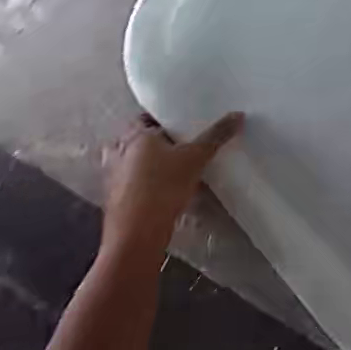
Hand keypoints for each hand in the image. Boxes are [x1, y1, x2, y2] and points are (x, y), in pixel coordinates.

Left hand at [101, 112, 244, 260]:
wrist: (137, 235)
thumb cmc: (163, 186)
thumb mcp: (196, 157)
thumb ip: (216, 135)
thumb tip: (238, 115)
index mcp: (135, 137)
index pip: (144, 117)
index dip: (161, 117)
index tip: (180, 119)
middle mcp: (118, 154)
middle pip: (135, 140)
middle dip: (154, 140)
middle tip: (178, 141)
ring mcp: (112, 179)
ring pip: (131, 162)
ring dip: (146, 162)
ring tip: (172, 164)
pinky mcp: (115, 201)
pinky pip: (131, 182)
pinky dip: (143, 181)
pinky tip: (163, 187)